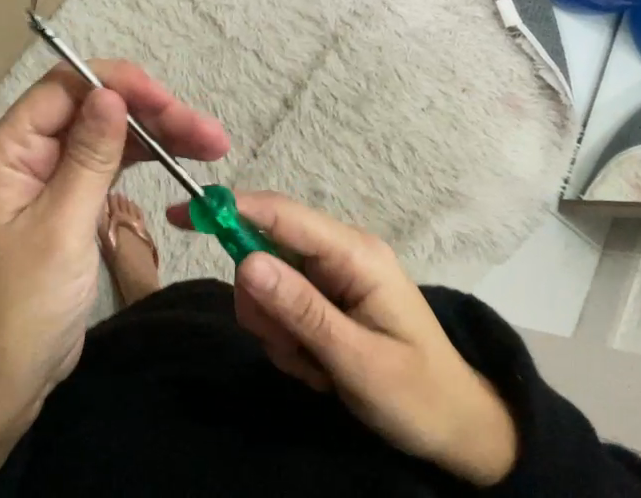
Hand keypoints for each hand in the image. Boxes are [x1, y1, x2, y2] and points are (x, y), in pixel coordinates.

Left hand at [0, 61, 228, 485]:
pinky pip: (112, 164)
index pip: (65, 88)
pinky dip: (147, 160)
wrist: (9, 376)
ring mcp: (53, 175)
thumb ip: (89, 158)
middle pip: (94, 108)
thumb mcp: (61, 227)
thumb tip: (110, 93)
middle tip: (209, 134)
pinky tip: (181, 160)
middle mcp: (30, 151)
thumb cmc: (26, 303)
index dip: (118, 85)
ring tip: (213, 143)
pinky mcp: (74, 200)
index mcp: (11, 148)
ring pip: (110, 134)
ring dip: (158, 134)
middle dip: (150, 113)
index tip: (169, 103)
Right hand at [172, 191, 518, 486]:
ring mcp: (330, 276)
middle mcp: (339, 254)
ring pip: (265, 284)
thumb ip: (301, 309)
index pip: (280, 214)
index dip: (228, 208)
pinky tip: (317, 368)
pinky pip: (277, 307)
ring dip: (275, 329)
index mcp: (355, 254)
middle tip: (289, 348)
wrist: (459, 431)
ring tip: (314, 366)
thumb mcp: (358, 360)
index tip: (180, 214)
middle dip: (263, 303)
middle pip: (264, 251)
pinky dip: (284, 340)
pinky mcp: (323, 298)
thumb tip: (244, 261)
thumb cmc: (418, 396)